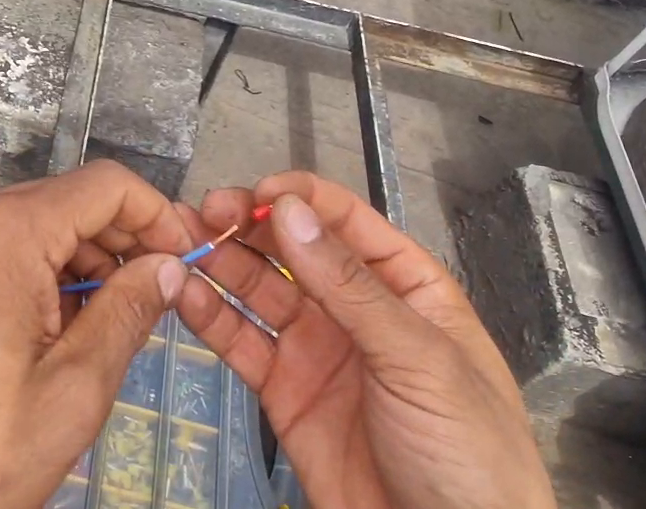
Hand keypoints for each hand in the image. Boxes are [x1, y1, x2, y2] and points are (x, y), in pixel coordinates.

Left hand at [0, 160, 195, 508]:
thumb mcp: (71, 390)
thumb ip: (128, 313)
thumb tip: (168, 266)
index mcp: (9, 229)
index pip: (107, 184)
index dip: (158, 214)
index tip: (189, 259)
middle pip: (71, 201)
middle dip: (125, 240)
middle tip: (161, 298)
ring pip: (39, 227)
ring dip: (87, 262)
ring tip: (114, 324)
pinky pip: (4, 252)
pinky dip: (45, 277)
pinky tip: (60, 332)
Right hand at [177, 172, 553, 508]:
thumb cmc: (466, 451)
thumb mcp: (418, 359)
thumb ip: (348, 285)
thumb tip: (288, 209)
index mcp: (403, 285)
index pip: (344, 221)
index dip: (299, 199)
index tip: (256, 193)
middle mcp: (352, 306)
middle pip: (291, 248)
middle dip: (248, 224)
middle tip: (205, 212)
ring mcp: (314, 346)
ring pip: (258, 288)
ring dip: (220, 262)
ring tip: (180, 242)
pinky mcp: (282, 389)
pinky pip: (241, 341)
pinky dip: (210, 315)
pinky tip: (184, 293)